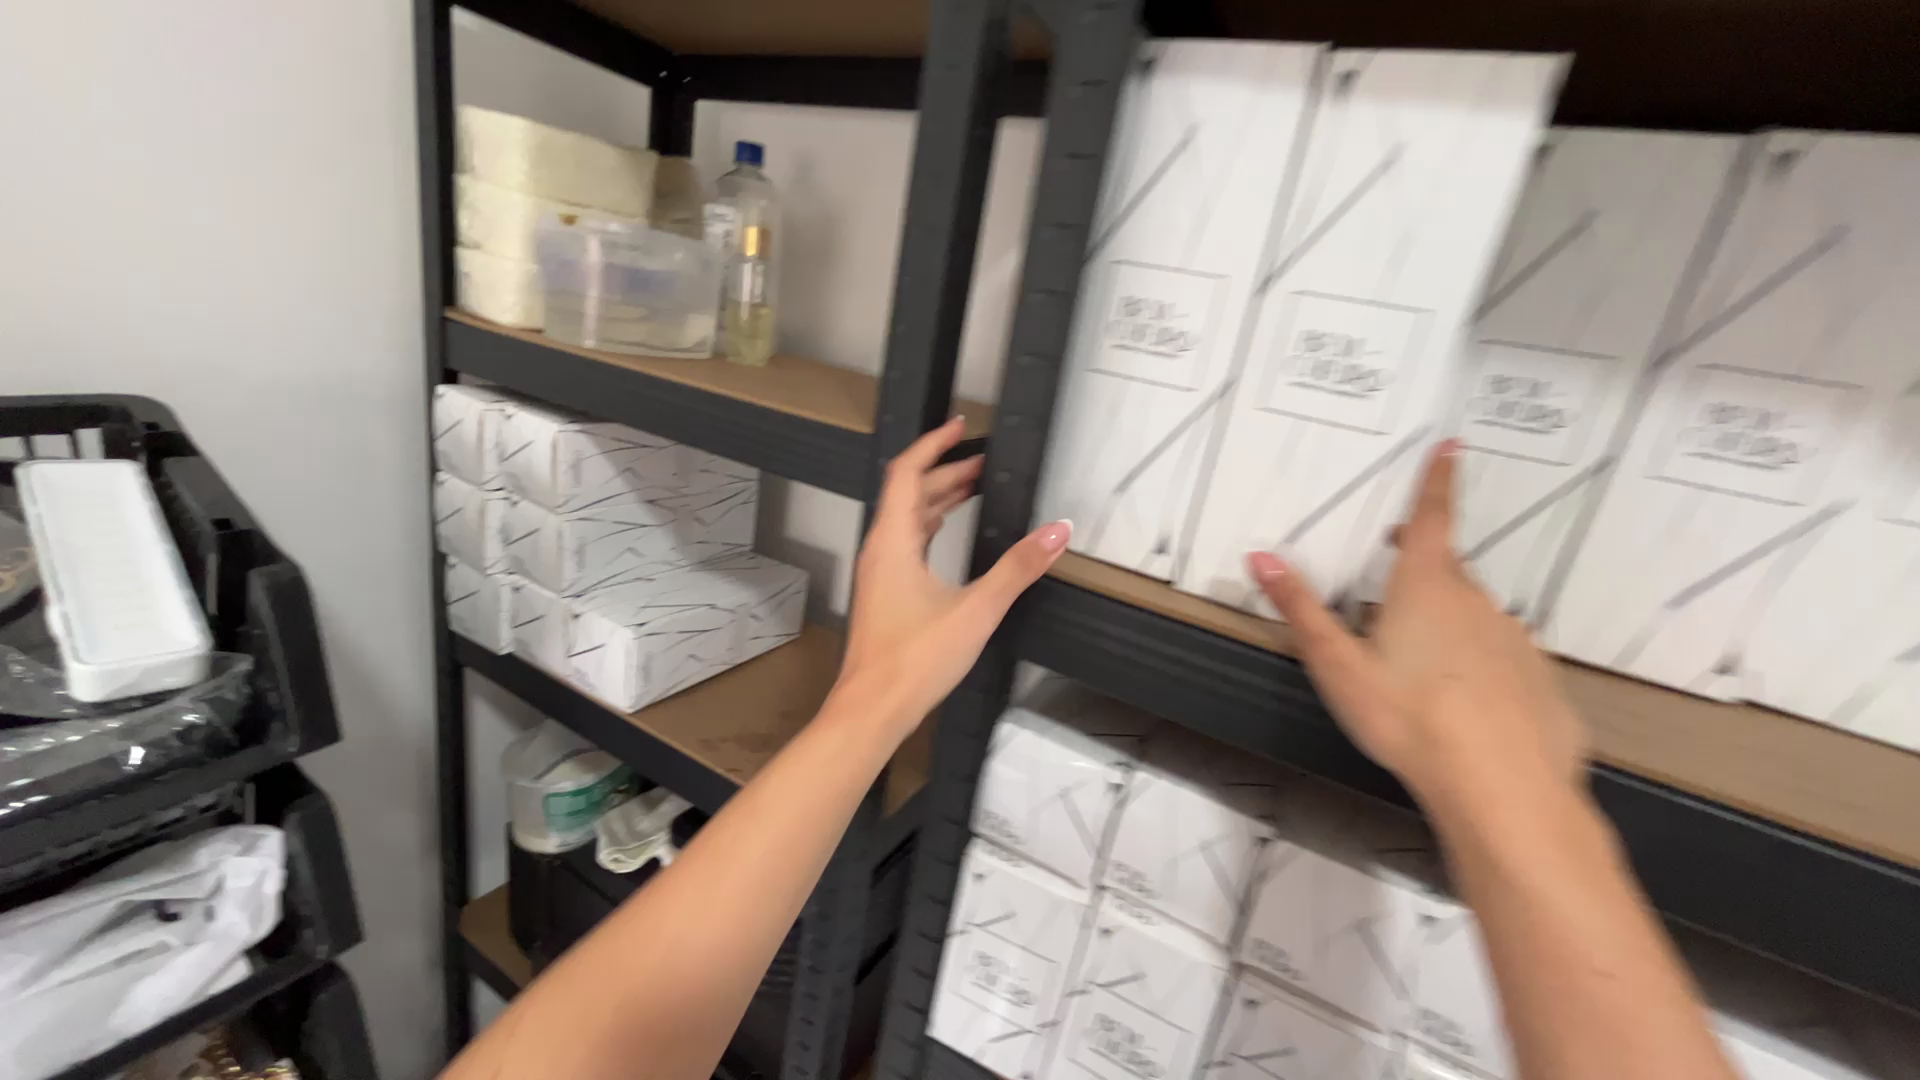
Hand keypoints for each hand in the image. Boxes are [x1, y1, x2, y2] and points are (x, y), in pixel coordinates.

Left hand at [838, 417, 1071, 727]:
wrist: (872, 709)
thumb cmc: (911, 662)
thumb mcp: (977, 609)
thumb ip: (1018, 568)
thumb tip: (1054, 533)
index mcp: (894, 542)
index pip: (908, 472)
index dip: (933, 444)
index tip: (959, 426)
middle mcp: (881, 550)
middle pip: (910, 493)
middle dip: (947, 472)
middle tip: (983, 463)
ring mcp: (880, 572)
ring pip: (908, 519)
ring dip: (939, 500)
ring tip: (973, 488)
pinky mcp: (885, 592)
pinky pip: (907, 543)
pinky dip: (931, 527)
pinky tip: (948, 534)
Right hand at [1246, 439, 1587, 820]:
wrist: (1502, 788)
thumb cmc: (1408, 717)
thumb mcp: (1338, 665)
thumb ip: (1300, 608)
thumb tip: (1260, 555)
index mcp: (1426, 589)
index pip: (1431, 520)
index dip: (1436, 482)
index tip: (1450, 446)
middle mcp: (1477, 603)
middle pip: (1447, 571)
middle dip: (1420, 566)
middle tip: (1389, 582)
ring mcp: (1515, 641)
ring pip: (1474, 616)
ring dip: (1446, 621)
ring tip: (1417, 662)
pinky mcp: (1539, 682)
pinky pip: (1501, 660)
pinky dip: (1477, 666)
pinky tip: (1461, 705)